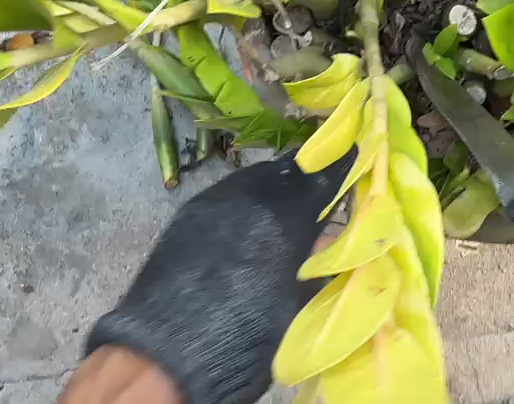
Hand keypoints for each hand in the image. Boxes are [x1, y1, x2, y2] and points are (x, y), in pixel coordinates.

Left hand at [82, 154, 349, 403]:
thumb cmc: (241, 341)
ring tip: (282, 207)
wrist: (162, 357)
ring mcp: (218, 199)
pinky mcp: (190, 210)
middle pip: (286, 172)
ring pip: (256, 178)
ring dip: (273, 188)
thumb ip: (315, 266)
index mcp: (285, 219)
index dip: (337, 167)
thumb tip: (329, 240)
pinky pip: (229, 192)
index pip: (320, 179)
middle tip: (316, 190)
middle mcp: (252, 196)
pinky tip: (247, 222)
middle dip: (303, 178)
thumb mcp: (293, 309)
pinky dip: (245, 200)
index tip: (350, 156)